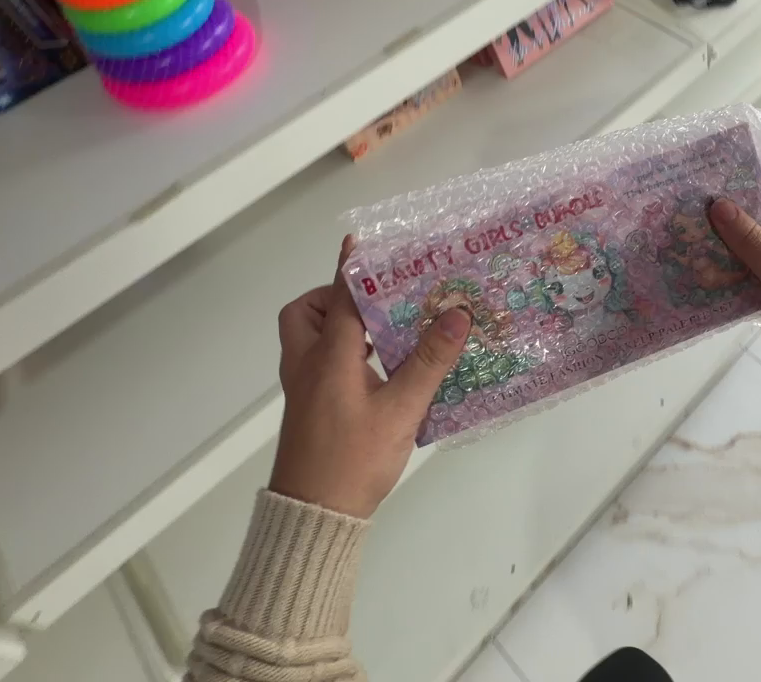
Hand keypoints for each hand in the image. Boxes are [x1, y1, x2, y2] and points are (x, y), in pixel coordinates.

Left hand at [268, 235, 470, 517]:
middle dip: (333, 297)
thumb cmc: (354, 461)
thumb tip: (457, 315)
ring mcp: (304, 389)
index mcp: (328, 357)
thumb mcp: (401, 410)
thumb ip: (429, 361)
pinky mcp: (309, 409)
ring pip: (308, 338)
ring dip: (338, 324)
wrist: (313, 520)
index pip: (340, 297)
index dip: (351, 267)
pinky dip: (342, 351)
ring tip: (384, 330)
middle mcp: (308, 365)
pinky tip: (378, 368)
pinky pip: (318, 361)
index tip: (361, 241)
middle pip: (305, 313)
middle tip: (374, 303)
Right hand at [710, 159, 760, 380]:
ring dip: (732, 237)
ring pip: (758, 240)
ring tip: (696, 233)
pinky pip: (753, 267)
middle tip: (703, 200)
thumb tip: (717, 203)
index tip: (746, 169)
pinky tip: (706, 270)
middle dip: (741, 202)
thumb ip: (751, 239)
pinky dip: (733, 266)